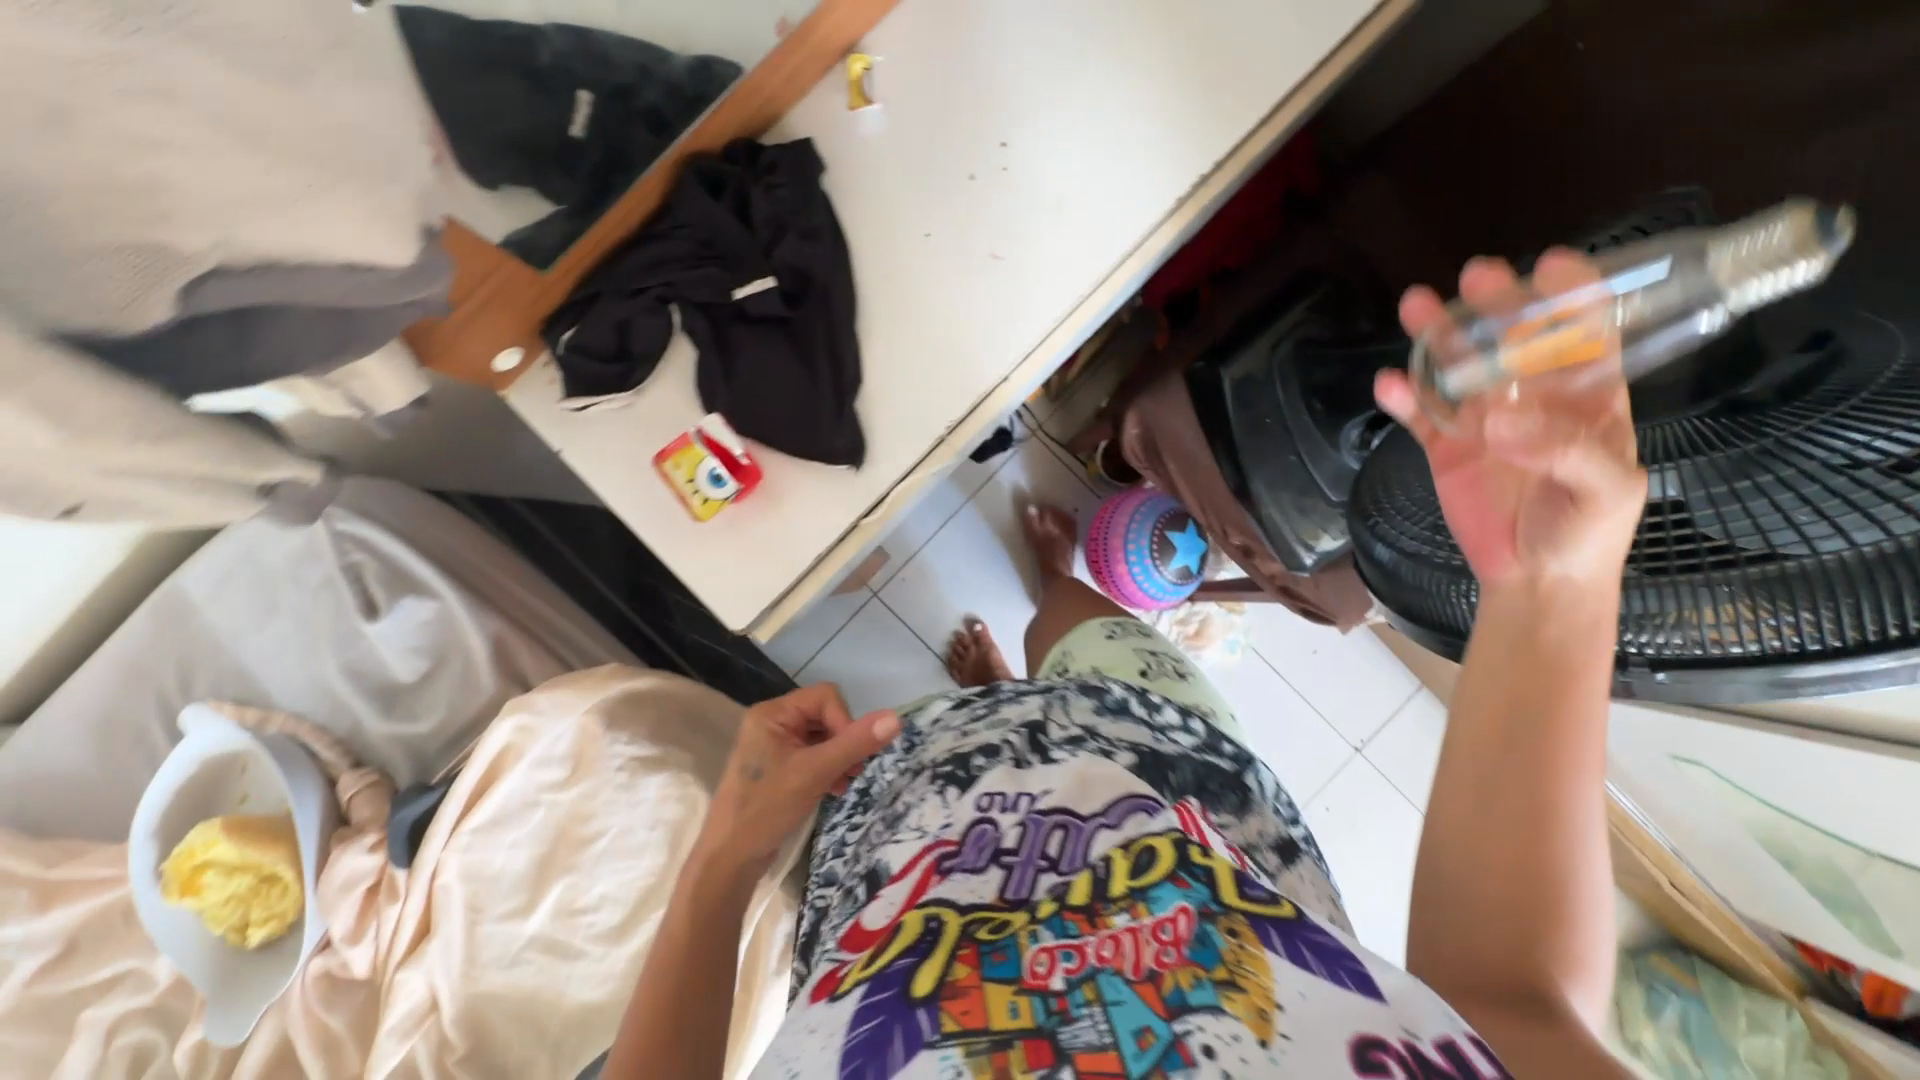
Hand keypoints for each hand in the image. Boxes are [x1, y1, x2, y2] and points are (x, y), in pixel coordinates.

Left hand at [693, 684, 901, 880]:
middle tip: (854, 771)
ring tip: (845, 783)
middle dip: (844, 741)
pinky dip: (829, 768)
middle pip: (825, 715)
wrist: (730, 858)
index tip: (851, 756)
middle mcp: (772, 723)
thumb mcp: (815, 772)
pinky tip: (835, 789)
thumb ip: (855, 743)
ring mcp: (775, 746)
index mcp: (772, 713)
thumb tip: (896, 718)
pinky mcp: (780, 768)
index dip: (845, 721)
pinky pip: (814, 755)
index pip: (826, 697)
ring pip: (823, 737)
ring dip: (840, 757)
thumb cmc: (767, 807)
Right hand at [1374, 251, 1646, 586]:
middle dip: (1496, 305)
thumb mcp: (1604, 491)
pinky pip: (1420, 415)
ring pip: (1459, 367)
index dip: (1571, 297)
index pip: (1585, 334)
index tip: (1549, 267)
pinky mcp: (1445, 447)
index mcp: (1588, 398)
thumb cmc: (1587, 531)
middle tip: (1477, 275)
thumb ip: (1565, 450)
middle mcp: (1533, 398)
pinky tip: (1389, 383)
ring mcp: (1484, 421)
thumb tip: (1500, 420)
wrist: (1536, 579)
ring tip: (1415, 304)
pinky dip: (1404, 397)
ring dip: (1438, 336)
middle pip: (1512, 339)